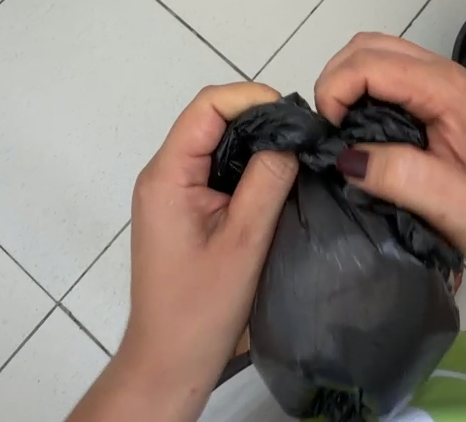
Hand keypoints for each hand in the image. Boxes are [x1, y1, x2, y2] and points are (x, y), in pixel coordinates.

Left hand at [116, 83, 298, 389]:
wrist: (169, 366)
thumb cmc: (201, 308)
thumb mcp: (244, 241)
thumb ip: (268, 180)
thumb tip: (292, 135)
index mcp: (167, 174)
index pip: (207, 106)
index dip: (250, 98)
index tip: (292, 115)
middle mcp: (163, 173)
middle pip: (210, 117)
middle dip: (257, 115)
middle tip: (302, 132)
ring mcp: (171, 190)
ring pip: (216, 140)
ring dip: (254, 139)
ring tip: (295, 150)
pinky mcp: (183, 206)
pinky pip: (216, 165)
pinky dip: (246, 162)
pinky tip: (275, 175)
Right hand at [315, 33, 465, 269]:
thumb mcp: (451, 206)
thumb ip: (401, 176)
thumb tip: (346, 156)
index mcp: (446, 90)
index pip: (372, 64)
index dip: (337, 91)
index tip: (330, 136)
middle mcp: (441, 72)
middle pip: (367, 47)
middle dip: (335, 81)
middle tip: (329, 131)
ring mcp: (435, 78)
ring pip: (371, 52)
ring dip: (344, 81)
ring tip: (339, 128)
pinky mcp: (428, 90)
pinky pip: (381, 69)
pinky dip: (357, 87)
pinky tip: (356, 124)